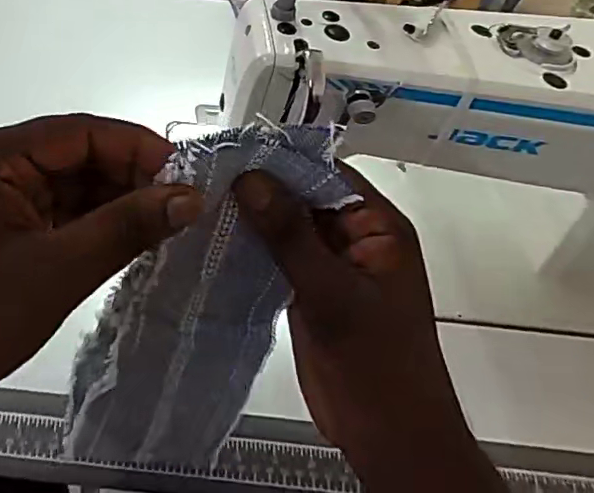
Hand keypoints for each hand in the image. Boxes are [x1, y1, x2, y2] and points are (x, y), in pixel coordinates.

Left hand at [0, 114, 202, 408]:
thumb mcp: (58, 268)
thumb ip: (125, 228)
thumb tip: (188, 198)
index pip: (77, 132)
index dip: (134, 146)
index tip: (185, 171)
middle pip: (74, 155)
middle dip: (127, 177)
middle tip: (182, 203)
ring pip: (70, 185)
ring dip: (114, 202)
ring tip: (167, 221)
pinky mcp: (2, 226)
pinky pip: (57, 211)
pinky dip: (92, 224)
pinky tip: (131, 237)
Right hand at [236, 164, 502, 492]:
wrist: (389, 442)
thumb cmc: (382, 372)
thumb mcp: (334, 295)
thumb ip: (291, 235)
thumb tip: (251, 179)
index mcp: (377, 226)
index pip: (324, 171)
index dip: (280, 158)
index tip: (234, 150)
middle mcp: (353, 235)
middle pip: (299, 192)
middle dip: (257, 184)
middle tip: (208, 172)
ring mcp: (328, 259)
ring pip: (282, 219)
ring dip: (249, 212)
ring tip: (204, 197)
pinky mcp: (307, 282)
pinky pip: (273, 248)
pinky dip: (248, 240)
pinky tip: (216, 234)